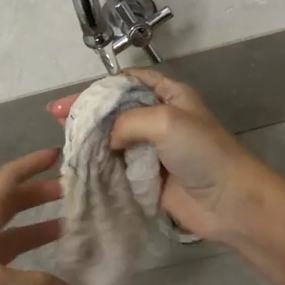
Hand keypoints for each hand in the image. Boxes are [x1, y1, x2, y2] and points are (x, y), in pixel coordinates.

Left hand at [0, 148, 72, 284]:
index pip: (5, 182)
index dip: (29, 165)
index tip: (56, 155)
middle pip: (13, 207)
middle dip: (40, 196)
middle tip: (72, 193)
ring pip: (18, 243)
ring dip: (42, 234)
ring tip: (72, 231)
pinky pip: (19, 281)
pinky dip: (38, 280)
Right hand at [46, 68, 271, 245]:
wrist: (229, 201)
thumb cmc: (201, 152)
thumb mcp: (165, 120)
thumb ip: (128, 120)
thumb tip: (110, 138)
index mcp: (169, 95)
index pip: (127, 82)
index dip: (98, 88)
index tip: (69, 100)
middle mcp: (160, 118)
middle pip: (116, 110)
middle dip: (87, 113)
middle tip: (55, 118)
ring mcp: (154, 150)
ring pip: (114, 140)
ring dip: (90, 141)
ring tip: (63, 143)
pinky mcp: (150, 179)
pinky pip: (119, 168)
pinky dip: (100, 167)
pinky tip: (79, 168)